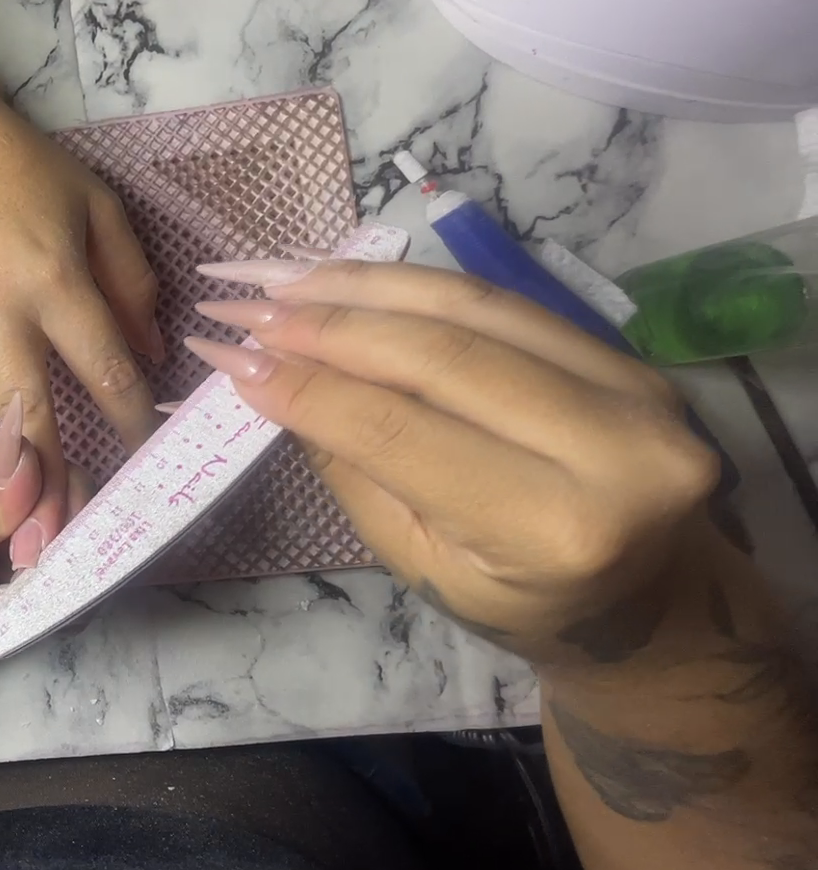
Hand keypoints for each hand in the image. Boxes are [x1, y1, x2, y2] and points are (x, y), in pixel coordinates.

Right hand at [0, 114, 164, 567]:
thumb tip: (147, 354)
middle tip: (40, 540)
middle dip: (35, 476)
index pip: (101, 365)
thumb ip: (128, 284)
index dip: (128, 415)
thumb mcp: (98, 210)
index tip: (140, 463)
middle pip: (21, 407)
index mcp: (54, 283)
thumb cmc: (24, 171)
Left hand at [0, 399, 46, 711]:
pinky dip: (74, 597)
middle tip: (36, 581)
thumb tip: (24, 442)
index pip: (35, 460)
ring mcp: (12, 543)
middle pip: (64, 496)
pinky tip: (72, 615)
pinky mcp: (19, 584)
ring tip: (66, 604)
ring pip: (71, 539)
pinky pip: (62, 581)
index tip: (32, 551)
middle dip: (70, 535)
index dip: (48, 500)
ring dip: (79, 566)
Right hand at [185, 258, 719, 657]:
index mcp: (548, 525)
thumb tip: (265, 377)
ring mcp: (632, 386)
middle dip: (321, 326)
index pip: (392, 430)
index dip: (300, 386)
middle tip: (242, 310)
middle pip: (434, 355)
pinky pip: (496, 299)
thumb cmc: (503, 592)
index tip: (224, 355)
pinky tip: (342, 277)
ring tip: (280, 281)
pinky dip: (406, 282)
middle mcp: (614, 446)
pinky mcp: (621, 352)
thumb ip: (345, 458)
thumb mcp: (405, 549)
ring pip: (467, 306)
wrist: (644, 593)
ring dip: (358, 287)